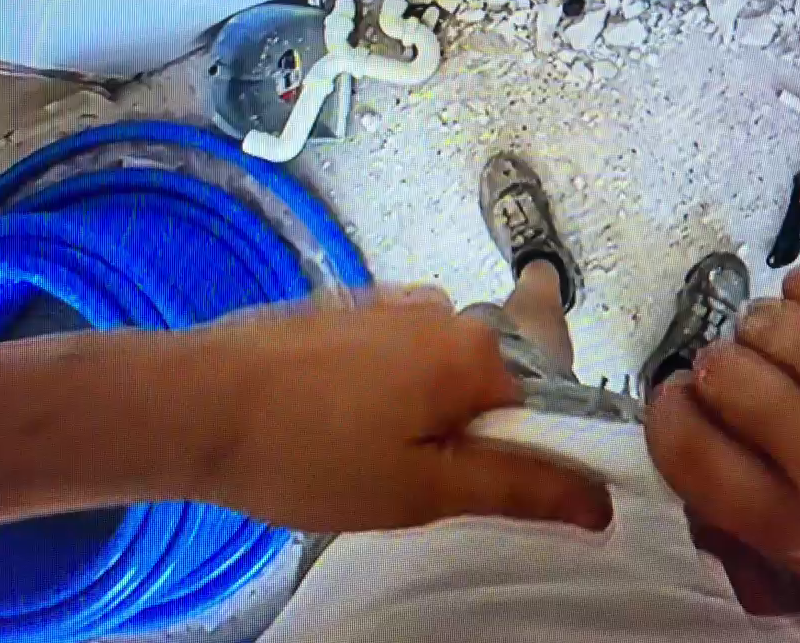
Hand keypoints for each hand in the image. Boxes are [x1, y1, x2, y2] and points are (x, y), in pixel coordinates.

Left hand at [188, 290, 613, 533]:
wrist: (200, 403)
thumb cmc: (312, 453)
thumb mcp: (422, 489)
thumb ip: (517, 487)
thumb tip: (600, 500)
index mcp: (471, 350)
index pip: (530, 415)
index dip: (498, 461)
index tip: (444, 488)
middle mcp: (441, 309)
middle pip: (480, 386)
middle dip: (451, 434)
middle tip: (390, 472)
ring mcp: (390, 300)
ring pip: (433, 371)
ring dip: (411, 411)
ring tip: (351, 446)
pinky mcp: (349, 303)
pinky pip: (391, 351)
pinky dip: (377, 384)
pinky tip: (329, 412)